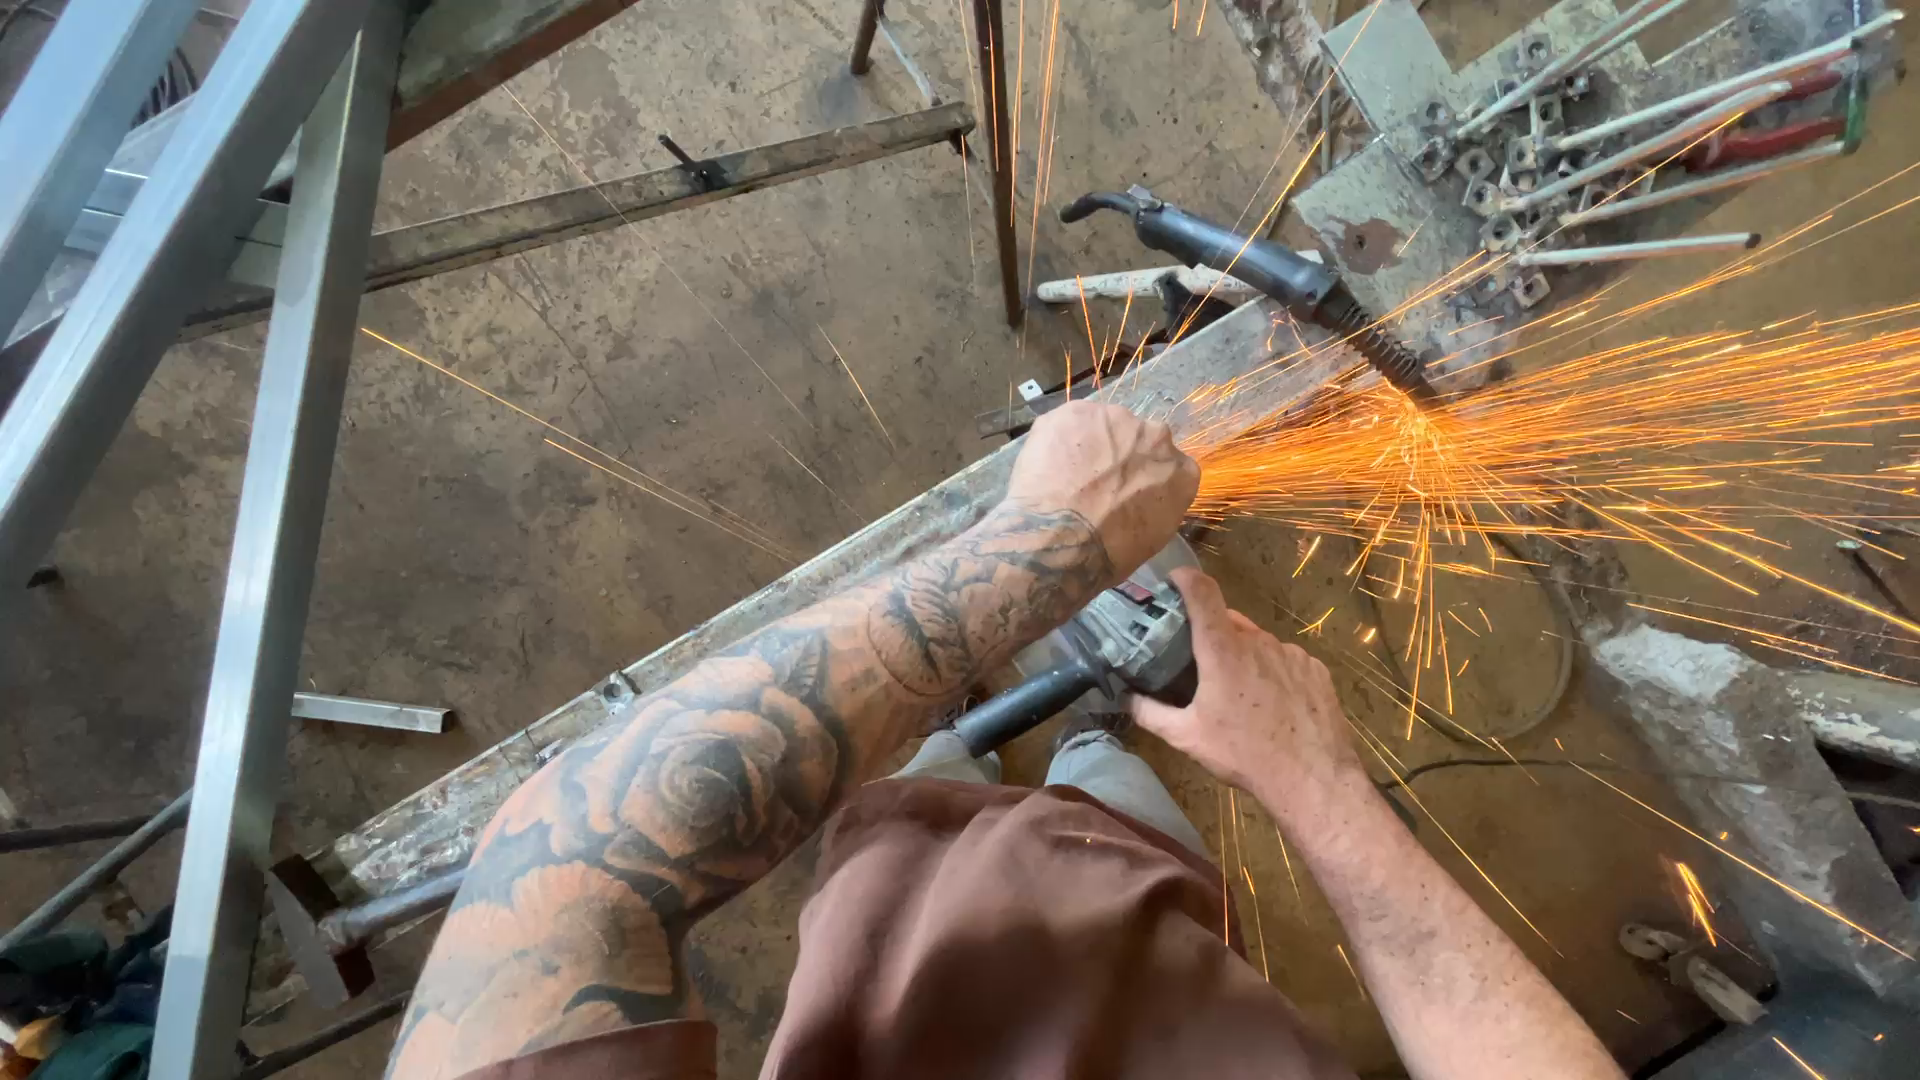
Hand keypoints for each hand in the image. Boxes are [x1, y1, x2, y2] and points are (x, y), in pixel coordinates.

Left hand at [1005, 401, 1198, 576]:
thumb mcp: (1152, 537)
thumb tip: (1139, 499)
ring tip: (1063, 475)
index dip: (1141, 476)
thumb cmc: (1109, 551)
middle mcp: (1156, 436)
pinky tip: (1045, 466)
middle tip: (1091, 482)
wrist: (1061, 537)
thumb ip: (1155, 505)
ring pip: (1100, 427)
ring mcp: (1116, 418)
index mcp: (1180, 470)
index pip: (1167, 466)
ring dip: (1086, 444)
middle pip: (1135, 439)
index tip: (1123, 490)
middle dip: (1116, 455)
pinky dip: (1055, 440)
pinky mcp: (1076, 411)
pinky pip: (1066, 423)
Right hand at [1130, 568, 1368, 821]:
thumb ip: (1149, 712)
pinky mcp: (1315, 669)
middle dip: (1210, 632)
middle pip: (1227, 620)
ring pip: (1257, 641)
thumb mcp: (1186, 737)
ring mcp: (1290, 653)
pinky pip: (1284, 658)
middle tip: (1198, 661)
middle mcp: (1257, 641)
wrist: (1313, 780)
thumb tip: (1124, 696)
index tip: (1173, 579)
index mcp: (1222, 650)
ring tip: (1238, 691)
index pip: (1202, 592)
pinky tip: (1271, 702)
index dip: (1185, 578)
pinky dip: (1271, 670)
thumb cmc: (1243, 754)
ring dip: (1242, 654)